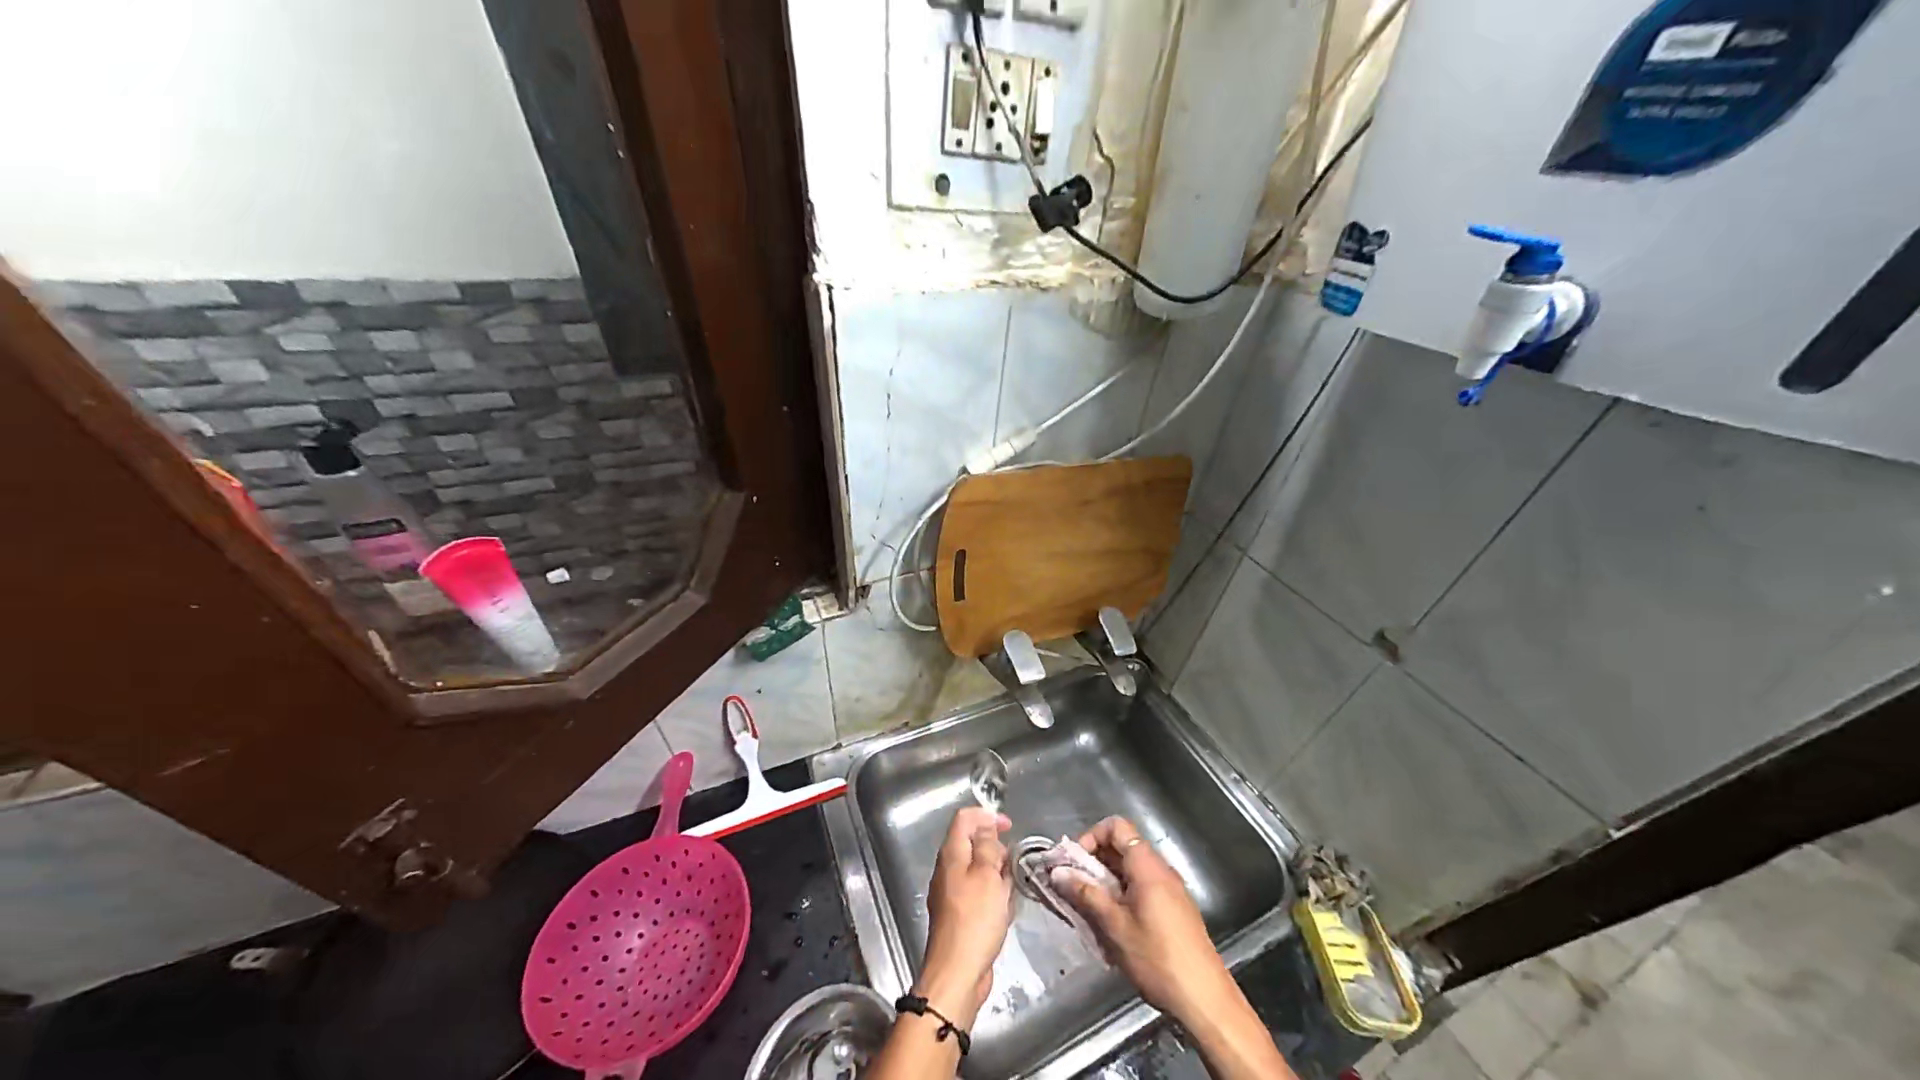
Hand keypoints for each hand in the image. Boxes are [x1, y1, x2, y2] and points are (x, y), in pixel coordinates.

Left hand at [918, 806, 1012, 1024]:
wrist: (957, 973)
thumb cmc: (975, 920)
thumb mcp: (987, 876)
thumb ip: (988, 847)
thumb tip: (987, 829)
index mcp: (951, 855)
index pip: (965, 818)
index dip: (987, 815)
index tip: (1009, 827)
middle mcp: (948, 869)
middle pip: (973, 844)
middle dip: (996, 850)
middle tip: (1010, 867)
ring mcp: (953, 893)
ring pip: (980, 870)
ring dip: (998, 877)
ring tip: (1009, 894)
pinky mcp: (961, 914)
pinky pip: (981, 894)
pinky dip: (995, 897)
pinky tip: (1004, 913)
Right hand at [1051, 816, 1237, 1023]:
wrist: (1204, 1000)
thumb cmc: (1157, 958)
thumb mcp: (1114, 925)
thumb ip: (1085, 893)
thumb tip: (1058, 872)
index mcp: (1147, 866)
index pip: (1116, 827)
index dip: (1091, 837)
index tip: (1075, 863)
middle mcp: (1161, 871)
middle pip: (1122, 847)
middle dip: (1094, 863)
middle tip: (1074, 887)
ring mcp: (1170, 891)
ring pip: (1129, 871)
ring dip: (1106, 884)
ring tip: (1089, 910)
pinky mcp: (1174, 911)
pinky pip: (1141, 890)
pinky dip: (1122, 898)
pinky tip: (1112, 927)